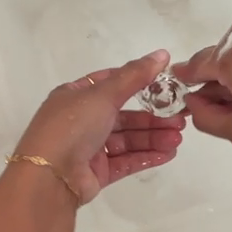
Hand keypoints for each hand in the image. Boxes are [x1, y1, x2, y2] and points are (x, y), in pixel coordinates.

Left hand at [14, 50, 185, 203]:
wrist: (50, 176)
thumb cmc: (73, 126)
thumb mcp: (103, 94)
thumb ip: (135, 76)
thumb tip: (163, 54)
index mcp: (75, 96)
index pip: (110, 84)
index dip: (137, 82)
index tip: (164, 85)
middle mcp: (81, 121)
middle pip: (124, 115)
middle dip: (152, 117)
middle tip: (180, 119)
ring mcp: (89, 148)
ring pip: (127, 140)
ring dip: (153, 138)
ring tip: (178, 138)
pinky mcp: (97, 172)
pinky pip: (126, 161)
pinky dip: (146, 156)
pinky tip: (168, 153)